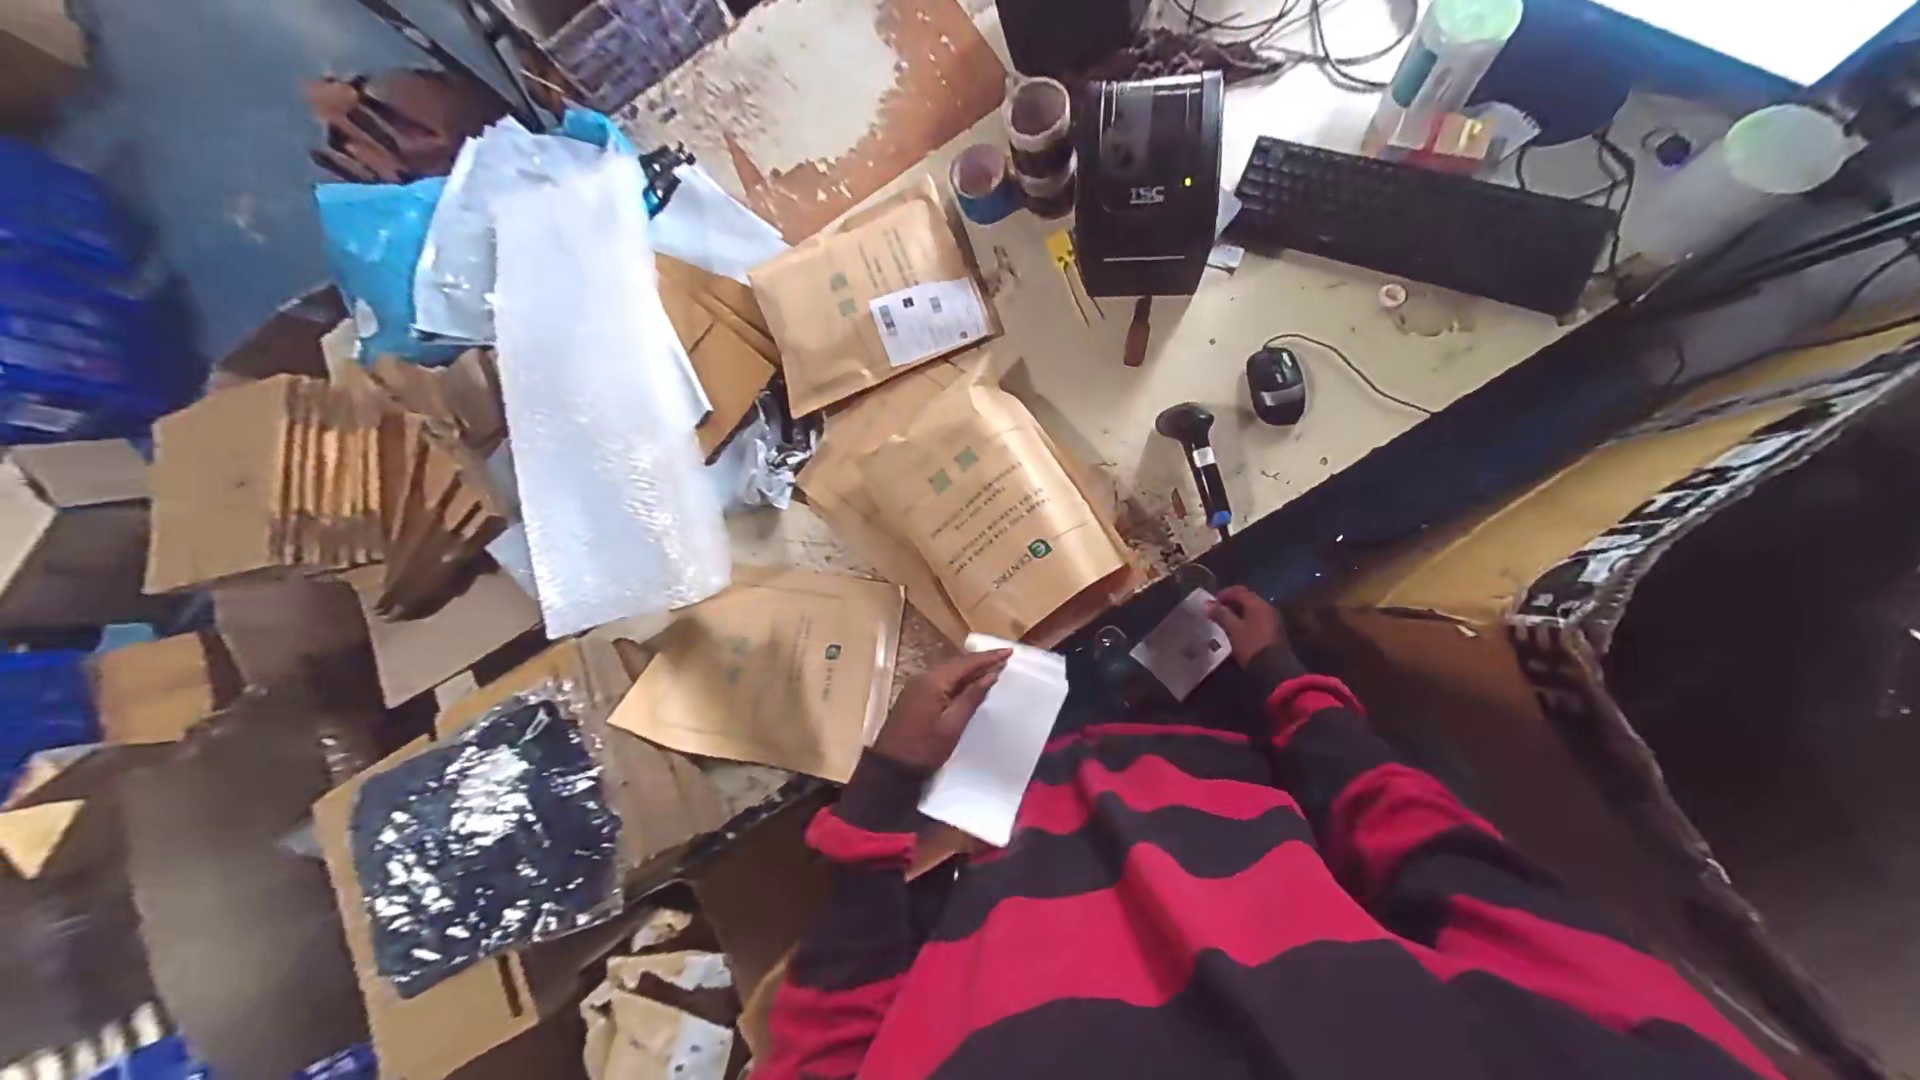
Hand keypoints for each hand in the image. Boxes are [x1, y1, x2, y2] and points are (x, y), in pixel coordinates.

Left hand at [872, 650, 1011, 771]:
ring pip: (948, 671)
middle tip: (1003, 658)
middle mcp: (923, 677)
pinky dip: (957, 679)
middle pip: (956, 663)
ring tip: (991, 668)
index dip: (988, 657)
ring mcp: (916, 686)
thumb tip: (990, 676)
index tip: (1008, 651)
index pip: (965, 663)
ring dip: (968, 669)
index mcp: (932, 681)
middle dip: (979, 660)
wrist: (891, 767)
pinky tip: (969, 684)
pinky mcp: (915, 695)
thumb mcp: (953, 725)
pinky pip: (940, 679)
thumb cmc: (925, 748)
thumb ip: (972, 697)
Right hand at [1206, 585, 1286, 665]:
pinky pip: (1256, 619)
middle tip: (1216, 612)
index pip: (1239, 591)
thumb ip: (1220, 614)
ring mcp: (1271, 619)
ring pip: (1251, 610)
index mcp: (1257, 604)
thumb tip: (1206, 603)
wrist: (1273, 667)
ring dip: (1237, 612)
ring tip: (1224, 622)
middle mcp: (1266, 607)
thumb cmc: (1250, 644)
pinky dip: (1245, 620)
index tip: (1211, 603)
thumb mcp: (1232, 629)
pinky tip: (1236, 630)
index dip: (1224, 594)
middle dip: (1230, 603)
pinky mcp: (1273, 630)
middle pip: (1246, 599)